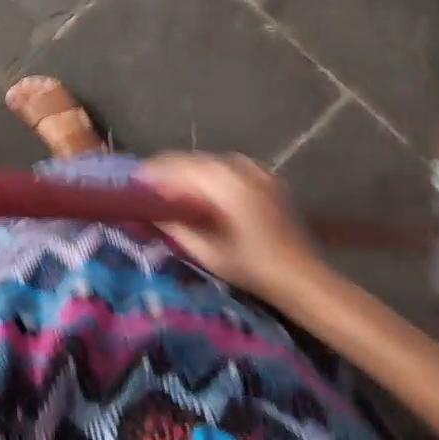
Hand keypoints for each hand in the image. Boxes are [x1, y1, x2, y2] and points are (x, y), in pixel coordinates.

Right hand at [140, 153, 320, 298]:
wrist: (304, 278)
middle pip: (190, 160)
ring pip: (208, 162)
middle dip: (169, 173)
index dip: (151, 173)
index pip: (174, 165)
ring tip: (176, 194)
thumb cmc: (253, 268)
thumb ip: (174, 226)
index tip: (134, 186)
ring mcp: (255, 169)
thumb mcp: (207, 252)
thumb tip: (148, 209)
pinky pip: (228, 168)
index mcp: (222, 182)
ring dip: (189, 174)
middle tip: (151, 192)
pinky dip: (212, 176)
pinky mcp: (266, 176)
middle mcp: (238, 167)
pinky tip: (208, 195)